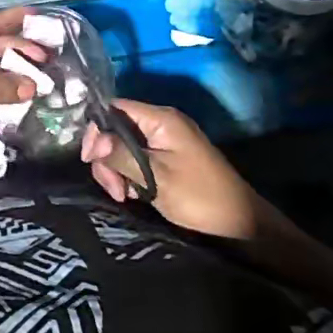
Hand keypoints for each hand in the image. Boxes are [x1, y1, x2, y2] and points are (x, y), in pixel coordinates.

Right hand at [80, 100, 264, 240]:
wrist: (240, 224)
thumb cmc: (199, 196)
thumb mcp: (156, 177)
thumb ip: (121, 155)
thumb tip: (93, 141)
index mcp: (160, 119)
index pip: (114, 109)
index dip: (97, 131)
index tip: (92, 160)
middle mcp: (161, 123)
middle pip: (116, 129)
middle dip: (107, 157)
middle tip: (114, 189)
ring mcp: (165, 140)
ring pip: (123, 146)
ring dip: (117, 169)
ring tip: (123, 196)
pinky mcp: (167, 157)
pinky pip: (136, 157)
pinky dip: (129, 174)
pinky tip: (132, 194)